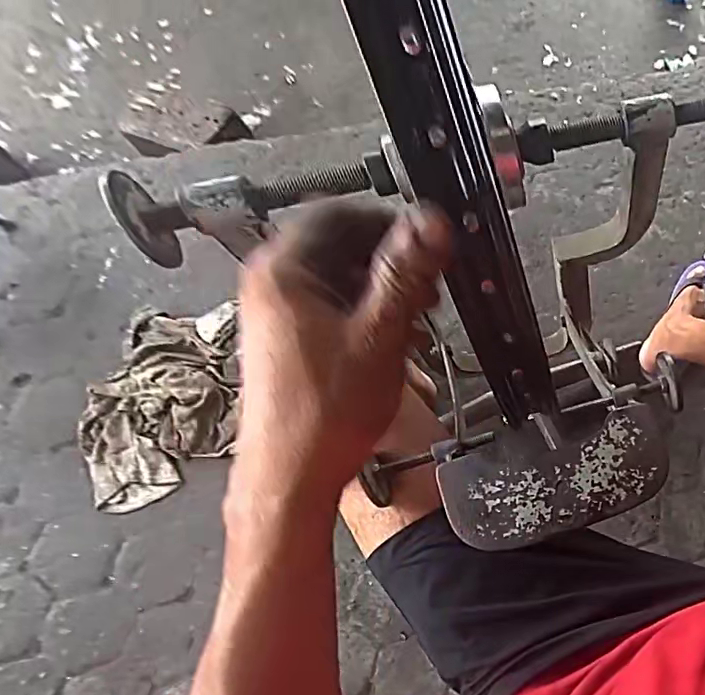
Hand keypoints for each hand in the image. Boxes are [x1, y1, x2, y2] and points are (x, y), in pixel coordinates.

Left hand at [235, 202, 452, 501]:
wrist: (294, 470)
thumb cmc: (326, 411)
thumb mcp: (378, 337)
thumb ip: (405, 277)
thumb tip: (431, 227)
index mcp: (284, 270)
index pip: (341, 213)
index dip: (391, 222)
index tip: (430, 244)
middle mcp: (273, 284)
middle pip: (340, 246)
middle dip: (392, 262)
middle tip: (431, 287)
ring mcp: (279, 313)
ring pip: (340, 280)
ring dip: (385, 292)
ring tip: (419, 320)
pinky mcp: (291, 340)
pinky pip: (334, 309)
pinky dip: (369, 315)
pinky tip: (395, 342)